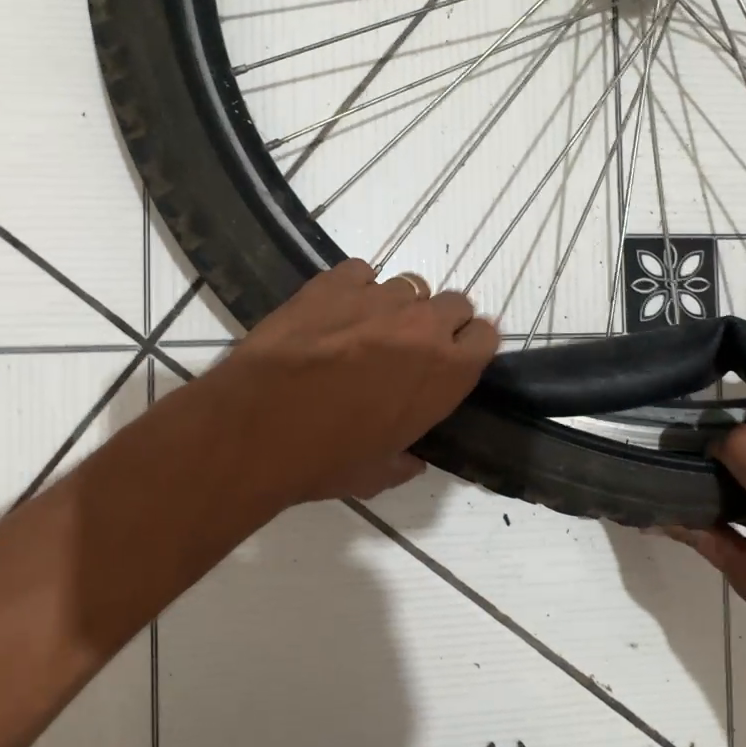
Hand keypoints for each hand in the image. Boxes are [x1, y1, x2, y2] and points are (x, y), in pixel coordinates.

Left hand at [188, 259, 498, 507]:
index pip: (486, 335)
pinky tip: (332, 313)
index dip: (468, 345)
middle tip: (408, 345)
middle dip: (438, 321)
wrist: (259, 427)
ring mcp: (378, 298)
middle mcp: (423, 327)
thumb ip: (405, 460)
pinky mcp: (335, 282)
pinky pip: (360, 272)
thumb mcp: (377, 474)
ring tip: (363, 330)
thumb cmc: (325, 459)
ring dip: (394, 306)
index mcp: (446, 373)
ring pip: (407, 285)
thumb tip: (412, 459)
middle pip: (454, 303)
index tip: (450, 358)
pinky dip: (353, 289)